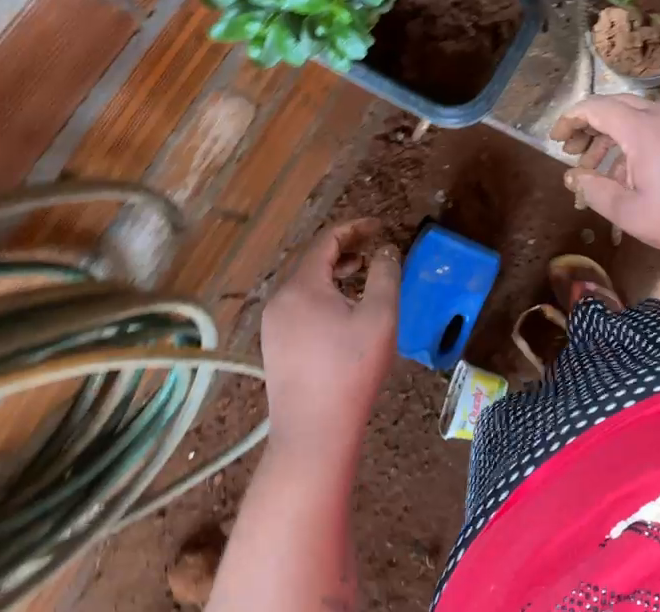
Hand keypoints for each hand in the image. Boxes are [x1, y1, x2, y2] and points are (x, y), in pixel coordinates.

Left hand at [258, 219, 399, 446]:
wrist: (314, 432)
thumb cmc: (351, 369)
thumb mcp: (380, 316)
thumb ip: (385, 274)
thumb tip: (385, 250)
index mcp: (302, 287)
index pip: (327, 241)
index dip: (355, 228)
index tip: (381, 227)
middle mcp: (280, 300)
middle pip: (312, 261)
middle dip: (345, 250)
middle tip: (374, 248)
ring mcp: (273, 325)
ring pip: (305, 285)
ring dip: (334, 273)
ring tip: (362, 275)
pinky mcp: (275, 346)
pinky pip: (299, 306)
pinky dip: (323, 295)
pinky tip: (343, 311)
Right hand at [550, 95, 659, 260]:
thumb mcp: (630, 212)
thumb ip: (595, 191)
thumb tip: (574, 178)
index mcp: (641, 128)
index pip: (596, 108)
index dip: (570, 120)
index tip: (556, 140)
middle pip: (615, 106)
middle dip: (589, 126)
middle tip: (572, 152)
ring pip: (634, 118)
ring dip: (610, 137)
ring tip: (595, 171)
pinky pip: (653, 128)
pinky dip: (632, 143)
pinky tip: (628, 176)